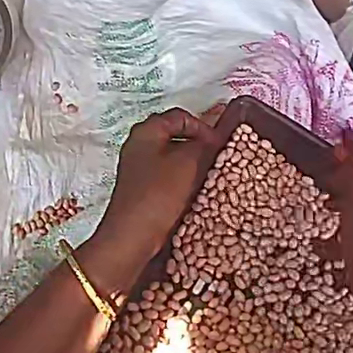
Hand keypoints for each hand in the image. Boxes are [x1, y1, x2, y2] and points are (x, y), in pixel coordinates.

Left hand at [94, 108, 219, 266]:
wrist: (133, 235)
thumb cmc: (159, 194)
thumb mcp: (189, 163)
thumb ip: (204, 145)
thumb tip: (213, 139)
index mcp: (146, 131)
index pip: (180, 117)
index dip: (203, 126)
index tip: (219, 143)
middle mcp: (138, 145)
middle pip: (174, 136)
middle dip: (197, 145)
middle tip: (216, 156)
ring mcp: (137, 168)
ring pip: (171, 157)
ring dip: (191, 164)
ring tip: (209, 175)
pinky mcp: (141, 189)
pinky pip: (166, 176)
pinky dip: (181, 180)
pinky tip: (193, 192)